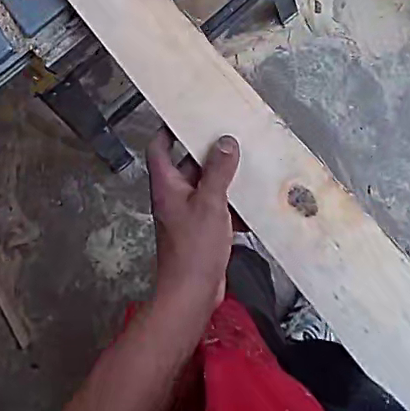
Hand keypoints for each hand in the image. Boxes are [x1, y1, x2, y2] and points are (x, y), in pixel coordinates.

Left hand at [146, 129, 239, 316]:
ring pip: (204, 184)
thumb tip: (226, 143)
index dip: (169, 129)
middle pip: (187, 163)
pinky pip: (215, 206)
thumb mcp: (210, 203)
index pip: (159, 147)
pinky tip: (249, 201)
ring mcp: (186, 213)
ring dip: (223, 176)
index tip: (187, 115)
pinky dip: (230, 202)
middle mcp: (173, 195)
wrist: (192, 295)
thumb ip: (218, 171)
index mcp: (167, 184)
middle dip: (208, 151)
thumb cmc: (193, 250)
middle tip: (229, 135)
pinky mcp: (200, 229)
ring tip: (245, 162)